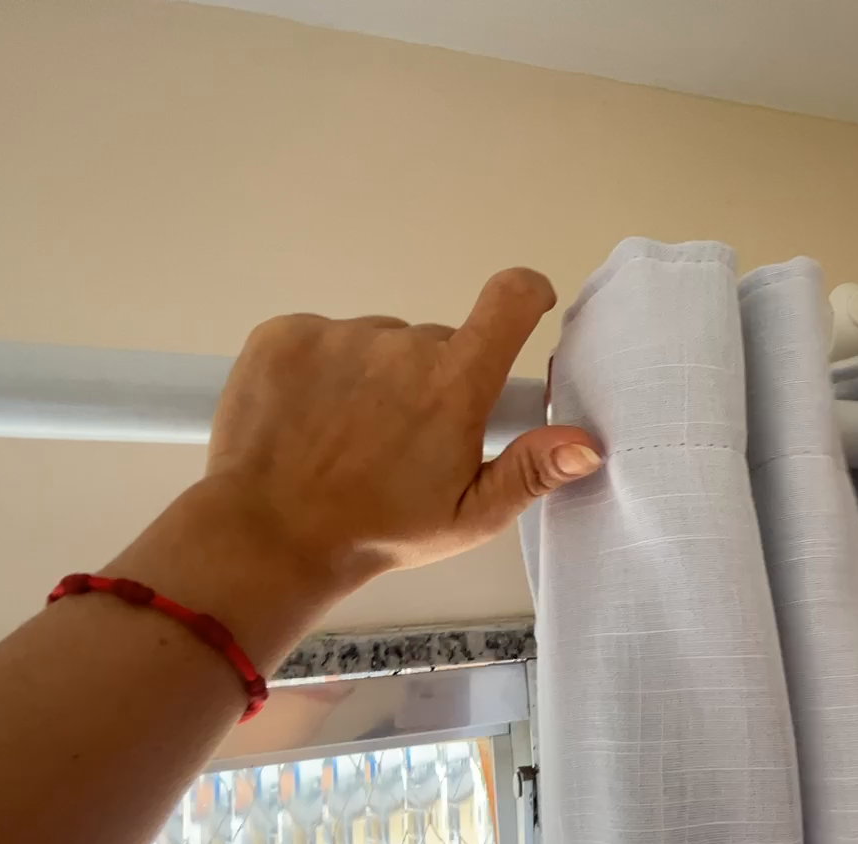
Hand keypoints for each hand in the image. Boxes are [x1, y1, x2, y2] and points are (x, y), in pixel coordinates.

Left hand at [201, 267, 600, 591]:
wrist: (270, 536)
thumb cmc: (383, 530)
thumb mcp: (472, 516)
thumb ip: (533, 471)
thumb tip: (587, 442)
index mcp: (452, 386)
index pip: (507, 301)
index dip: (526, 293)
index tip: (530, 302)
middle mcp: (399, 346)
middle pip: (440, 342)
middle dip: (439, 379)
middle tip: (412, 438)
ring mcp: (337, 335)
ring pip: (384, 342)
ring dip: (384, 376)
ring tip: (357, 433)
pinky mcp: (284, 334)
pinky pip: (330, 337)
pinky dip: (332, 368)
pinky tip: (318, 416)